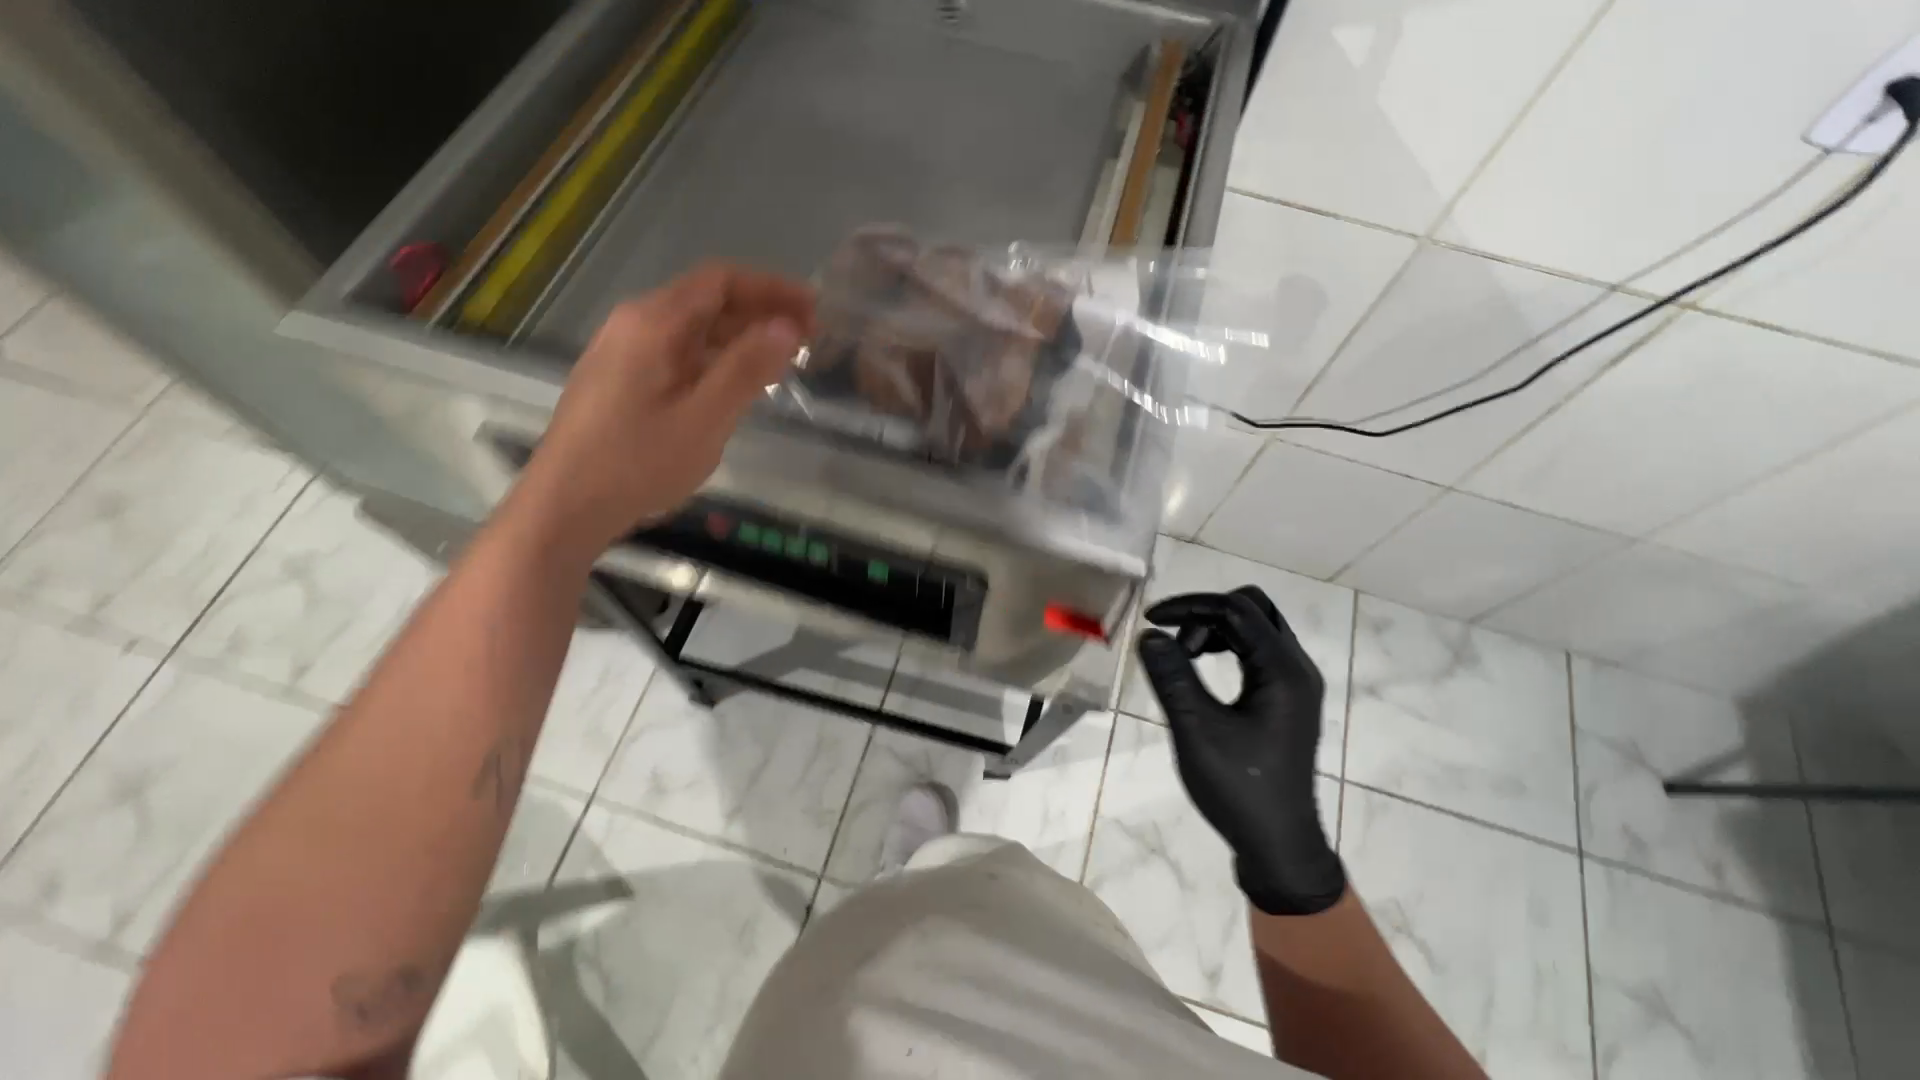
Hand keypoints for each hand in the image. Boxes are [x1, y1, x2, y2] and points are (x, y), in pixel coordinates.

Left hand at [510, 263, 814, 556]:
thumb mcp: (704, 418)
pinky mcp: (617, 380)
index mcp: (653, 322)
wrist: (564, 507)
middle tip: (808, 339)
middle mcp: (633, 324)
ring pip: (691, 330)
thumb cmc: (637, 463)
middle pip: (706, 301)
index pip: (721, 280)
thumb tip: (788, 328)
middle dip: (760, 313)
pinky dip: (713, 359)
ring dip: (738, 338)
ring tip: (781, 363)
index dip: (772, 289)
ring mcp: (621, 352)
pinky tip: (735, 387)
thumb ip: (747, 368)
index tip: (814, 310)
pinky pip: (675, 353)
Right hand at [1136, 587, 1345, 915]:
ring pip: (1256, 628)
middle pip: (1253, 608)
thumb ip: (1172, 678)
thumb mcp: (1197, 732)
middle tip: (1173, 646)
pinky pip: (1257, 652)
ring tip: (1182, 661)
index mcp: (1283, 671)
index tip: (1151, 622)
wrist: (1279, 844)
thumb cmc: (1240, 789)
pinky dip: (1227, 649)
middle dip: (1206, 614)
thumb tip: (1149, 636)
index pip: (1236, 609)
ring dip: (1215, 631)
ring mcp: (1295, 684)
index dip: (1190, 607)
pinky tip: (1200, 673)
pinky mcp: (1287, 699)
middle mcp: (1296, 668)